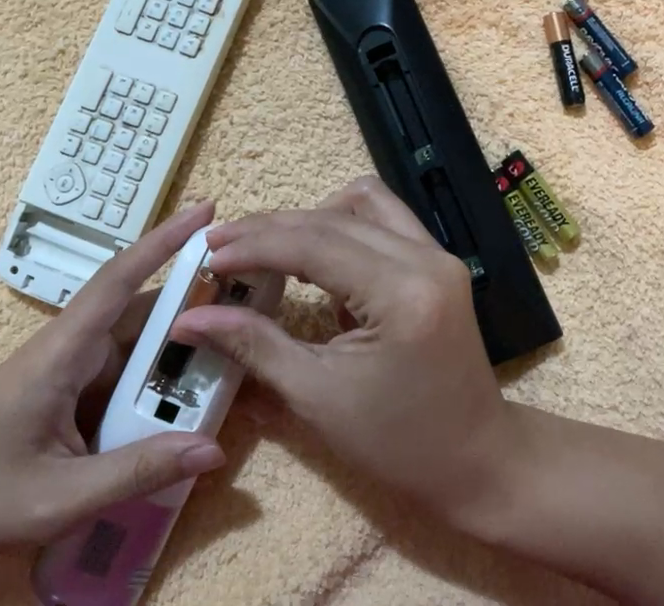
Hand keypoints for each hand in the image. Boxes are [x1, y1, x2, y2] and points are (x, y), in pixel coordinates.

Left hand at [0, 202, 228, 555]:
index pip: (118, 281)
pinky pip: (129, 369)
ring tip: (235, 339)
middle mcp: (71, 347)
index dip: (163, 242)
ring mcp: (72, 366)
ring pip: (139, 340)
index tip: (206, 209)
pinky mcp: (73, 387)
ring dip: (182, 336)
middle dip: (194, 293)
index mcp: (61, 355)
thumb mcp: (58, 498)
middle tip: (251, 290)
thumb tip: (212, 449)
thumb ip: (136, 473)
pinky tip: (192, 390)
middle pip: (142, 309)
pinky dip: (163, 371)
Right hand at [169, 177, 522, 525]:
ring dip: (310, 220)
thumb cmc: (396, 442)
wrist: (474, 458)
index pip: (315, 243)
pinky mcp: (439, 262)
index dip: (256, 245)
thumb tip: (188, 318)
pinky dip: (343, 230)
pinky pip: (384, 222)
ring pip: (363, 205)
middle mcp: (427, 258)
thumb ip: (254, 344)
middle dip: (273, 228)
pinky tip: (313, 262)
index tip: (207, 256)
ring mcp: (439, 255)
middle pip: (335, 217)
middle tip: (221, 249)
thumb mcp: (316, 396)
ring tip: (265, 250)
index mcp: (402, 293)